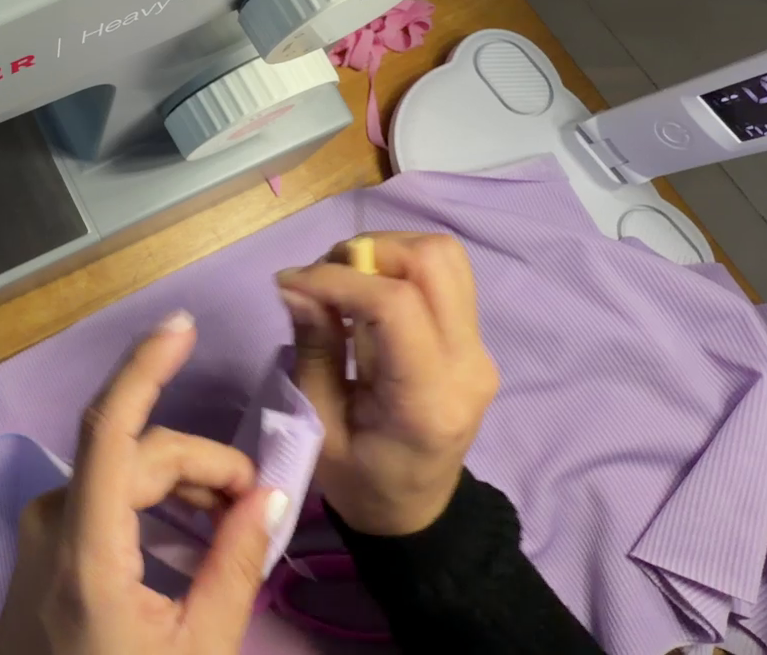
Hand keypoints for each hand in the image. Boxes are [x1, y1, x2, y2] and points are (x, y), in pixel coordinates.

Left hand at [0, 310, 288, 654]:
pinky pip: (106, 490)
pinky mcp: (43, 531)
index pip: (110, 427)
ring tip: (232, 520)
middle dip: (204, 464)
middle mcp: (54, 514)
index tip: (181, 325)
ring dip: (181, 480)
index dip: (144, 366)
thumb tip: (269, 496)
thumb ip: (234, 570)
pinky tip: (190, 529)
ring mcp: (42, 520)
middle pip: (136, 452)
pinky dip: (152, 497)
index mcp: (86, 546)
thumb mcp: (195, 653)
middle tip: (258, 506)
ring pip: (122, 468)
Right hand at [276, 233, 498, 536]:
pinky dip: (395, 266)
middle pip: (433, 260)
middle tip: (323, 279)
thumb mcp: (318, 424)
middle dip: (367, 252)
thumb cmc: (357, 479)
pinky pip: (441, 276)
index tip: (288, 282)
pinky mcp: (471, 339)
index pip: (395, 304)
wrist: (414, 513)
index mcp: (426, 401)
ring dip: (384, 252)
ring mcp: (477, 349)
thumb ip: (313, 349)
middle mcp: (467, 365)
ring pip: (443, 256)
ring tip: (343, 282)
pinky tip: (362, 294)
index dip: (336, 278)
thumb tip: (294, 286)